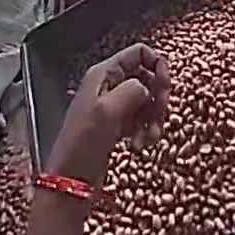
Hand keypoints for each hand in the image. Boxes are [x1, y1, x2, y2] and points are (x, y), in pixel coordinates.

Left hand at [48, 44, 168, 185]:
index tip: (164, 88)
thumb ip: (133, 89)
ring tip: (148, 137)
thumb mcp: (108, 110)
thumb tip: (149, 86)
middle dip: (158, 96)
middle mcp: (109, 85)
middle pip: (147, 77)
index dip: (157, 66)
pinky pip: (142, 120)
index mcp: (104, 73)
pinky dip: (146, 130)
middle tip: (158, 115)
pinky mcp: (117, 125)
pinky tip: (140, 144)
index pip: (139, 53)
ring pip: (147, 101)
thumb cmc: (83, 142)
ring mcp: (114, 106)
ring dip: (154, 118)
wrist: (71, 180)